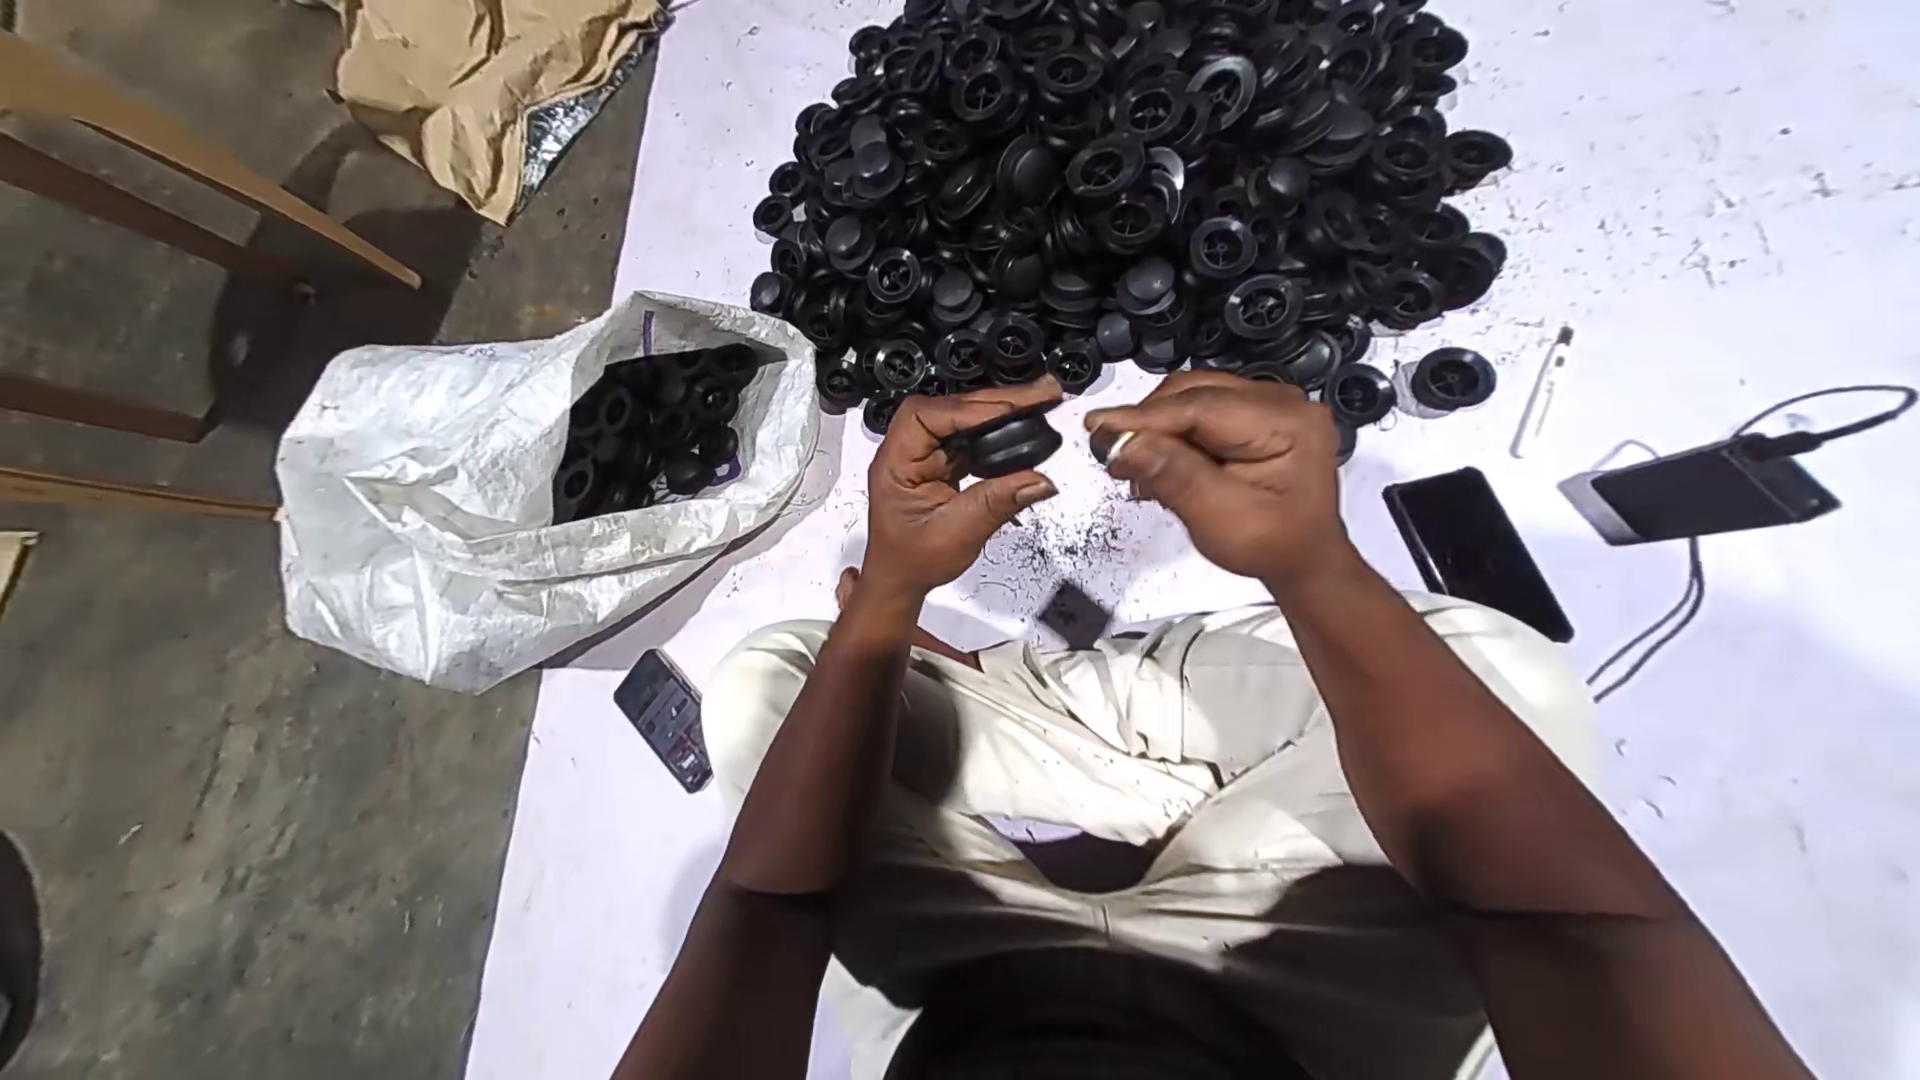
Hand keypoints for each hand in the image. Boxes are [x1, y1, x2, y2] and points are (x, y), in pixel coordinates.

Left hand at [861, 378, 1062, 598]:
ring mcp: (925, 456)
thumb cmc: (911, 562)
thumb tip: (1038, 481)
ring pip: (963, 420)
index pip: (929, 416)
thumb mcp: (956, 534)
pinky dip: (997, 431)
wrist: (901, 580)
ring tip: (1038, 403)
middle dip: (997, 402)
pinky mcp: (941, 464)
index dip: (971, 409)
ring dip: (1000, 412)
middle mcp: (907, 452)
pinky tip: (1020, 427)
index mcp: (895, 463)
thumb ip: (997, 503)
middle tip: (1040, 394)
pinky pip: (970, 438)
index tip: (1011, 409)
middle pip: (951, 409)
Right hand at [1086, 372, 1355, 589]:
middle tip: (1108, 450)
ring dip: (1152, 429)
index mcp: (1287, 423)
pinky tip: (1151, 460)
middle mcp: (1280, 404)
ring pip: (1187, 400)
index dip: (1142, 418)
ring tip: (1129, 462)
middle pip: (1191, 395)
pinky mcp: (1246, 418)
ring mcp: (1263, 408)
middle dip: (1144, 423)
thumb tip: (1125, 445)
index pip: (1199, 407)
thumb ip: (1174, 477)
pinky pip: (1194, 412)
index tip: (1100, 428)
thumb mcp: (1220, 518)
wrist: (1299, 559)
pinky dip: (1166, 434)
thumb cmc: (1274, 544)